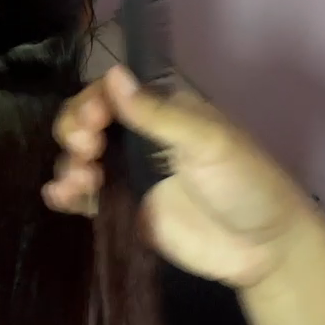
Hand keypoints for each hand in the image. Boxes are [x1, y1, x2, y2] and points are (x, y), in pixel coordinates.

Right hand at [44, 66, 310, 288]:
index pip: (110, 92)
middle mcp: (136, 135)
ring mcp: (126, 173)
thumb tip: (114, 73)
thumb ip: (157, 114)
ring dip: (69, 162)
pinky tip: (58, 197)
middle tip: (86, 147)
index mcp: (159, 108)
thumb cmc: (245, 182)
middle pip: (85, 120)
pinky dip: (65, 193)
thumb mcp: (207, 142)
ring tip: (82, 180)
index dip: (92, 102)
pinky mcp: (122, 209)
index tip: (93, 120)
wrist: (266, 251)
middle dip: (74, 129)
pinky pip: (84, 196)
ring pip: (79, 157)